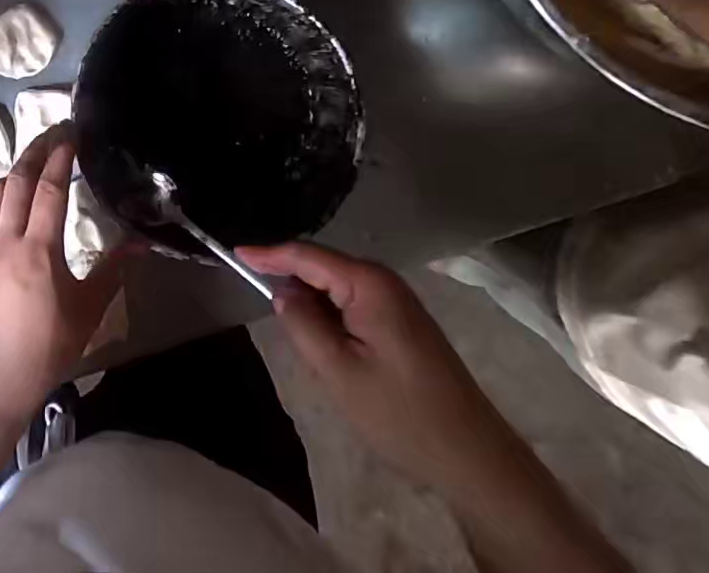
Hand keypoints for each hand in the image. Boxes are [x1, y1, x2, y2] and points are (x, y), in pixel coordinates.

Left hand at [0, 125, 123, 420]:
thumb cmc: (47, 345)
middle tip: (53, 134)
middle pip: (18, 180)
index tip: (70, 136)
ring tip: (33, 163)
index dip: (60, 158)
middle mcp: (6, 239)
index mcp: (39, 249)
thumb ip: (113, 270)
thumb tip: (142, 242)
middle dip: (35, 151)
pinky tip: (4, 202)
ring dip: (15, 171)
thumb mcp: (88, 309)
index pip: (49, 189)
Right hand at [237, 241, 502, 481]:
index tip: (235, 253)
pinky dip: (328, 313)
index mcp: (369, 283)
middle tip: (257, 297)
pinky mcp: (400, 319)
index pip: (307, 255)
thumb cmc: (401, 414)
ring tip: (292, 330)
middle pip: (321, 265)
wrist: (472, 456)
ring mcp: (396, 299)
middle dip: (289, 277)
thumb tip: (281, 292)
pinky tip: (322, 338)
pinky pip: (351, 301)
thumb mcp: (338, 371)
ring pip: (335, 286)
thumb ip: (302, 323)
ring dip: (310, 300)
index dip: (268, 253)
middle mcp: (384, 280)